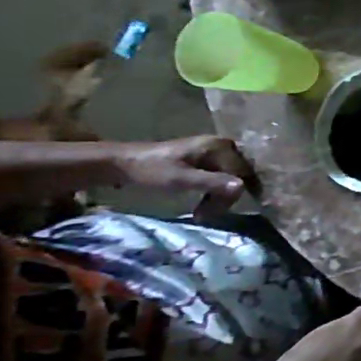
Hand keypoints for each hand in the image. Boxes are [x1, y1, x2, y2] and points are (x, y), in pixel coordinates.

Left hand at [114, 136, 256, 211]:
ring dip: (220, 197)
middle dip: (227, 197)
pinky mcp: (207, 159)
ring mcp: (216, 152)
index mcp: (220, 147)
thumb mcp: (179, 179)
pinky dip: (215, 192)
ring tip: (203, 212)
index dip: (233, 194)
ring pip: (231, 178)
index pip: (241, 173)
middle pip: (239, 175)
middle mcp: (224, 146)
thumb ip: (211, 182)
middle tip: (207, 215)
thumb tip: (242, 187)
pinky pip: (222, 177)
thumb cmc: (149, 170)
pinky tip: (204, 202)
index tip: (216, 213)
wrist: (119, 163)